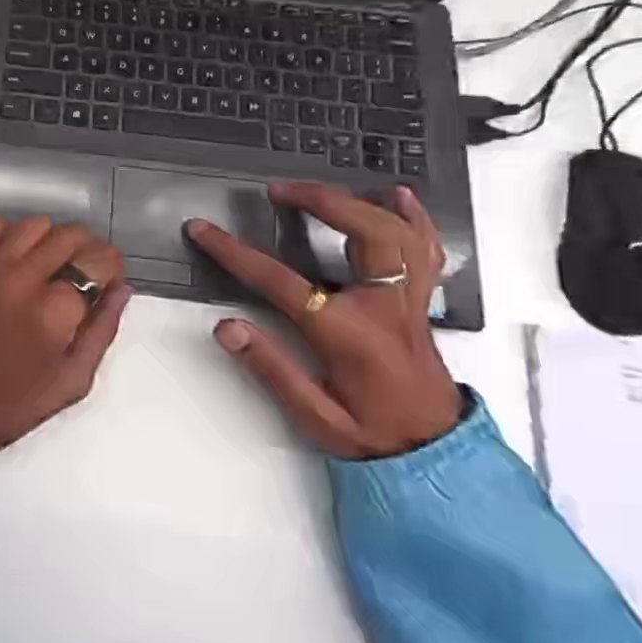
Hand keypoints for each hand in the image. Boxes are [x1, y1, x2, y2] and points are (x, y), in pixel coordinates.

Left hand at [0, 217, 131, 485]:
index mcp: (53, 311)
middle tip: (90, 275)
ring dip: (55, 238)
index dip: (113, 270)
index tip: (110, 283)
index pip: (98, 262)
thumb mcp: (76, 378)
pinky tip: (20, 257)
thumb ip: (103, 328)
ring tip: (58, 266)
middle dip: (91, 250)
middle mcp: (21, 279)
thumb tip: (122, 288)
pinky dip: (11, 231)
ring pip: (36, 223)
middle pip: (70, 235)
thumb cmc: (17, 402)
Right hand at [185, 183, 461, 459]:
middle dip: (321, 201)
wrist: (438, 456)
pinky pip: (426, 249)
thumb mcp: (315, 416)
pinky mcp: (421, 304)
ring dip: (361, 201)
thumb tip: (227, 326)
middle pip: (365, 233)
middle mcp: (386, 308)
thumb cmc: (372, 435)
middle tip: (280, 191)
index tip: (203, 230)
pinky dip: (413, 218)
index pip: (282, 281)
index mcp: (349, 334)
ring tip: (326, 186)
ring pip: (400, 233)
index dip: (235, 252)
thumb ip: (271, 369)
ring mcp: (410, 302)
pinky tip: (398, 197)